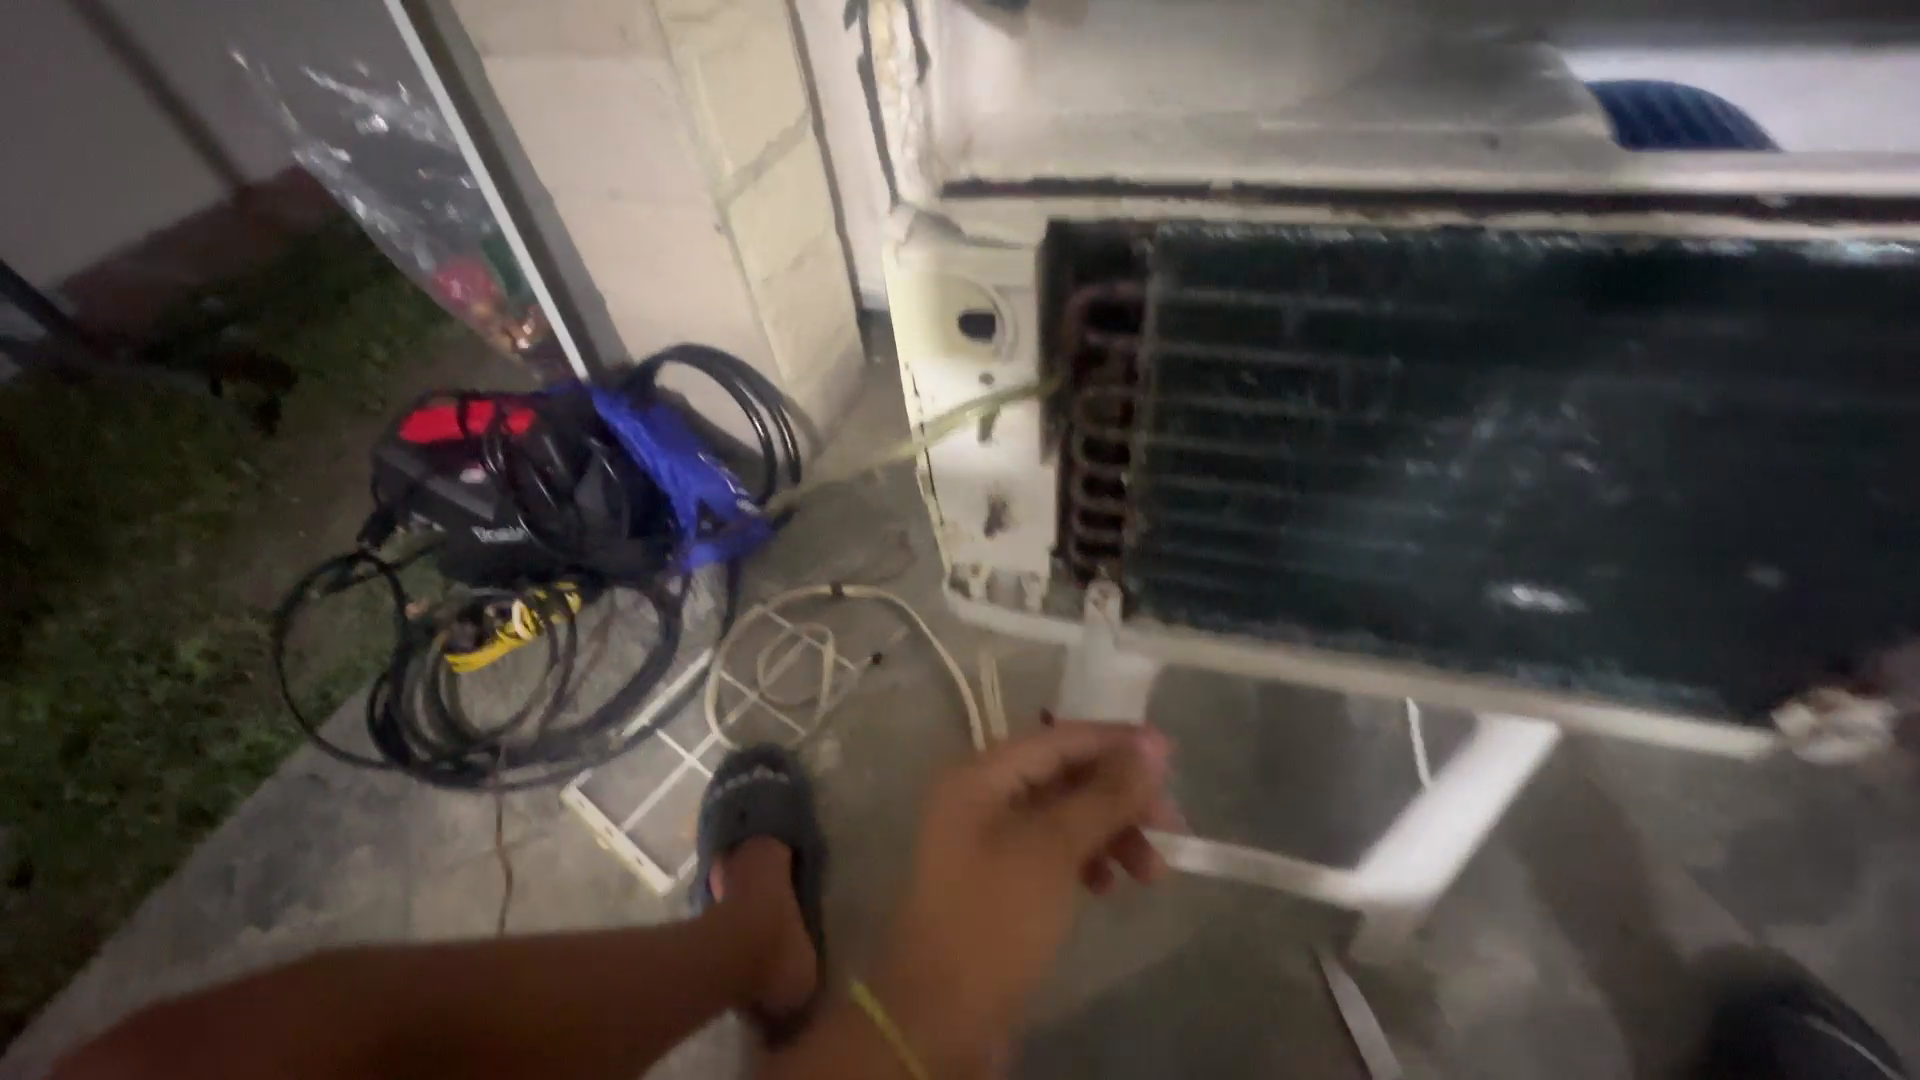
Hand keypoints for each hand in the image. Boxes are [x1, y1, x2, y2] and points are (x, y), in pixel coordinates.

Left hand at [870, 723, 1176, 1072]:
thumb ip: (1104, 794)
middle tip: (1170, 825)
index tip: (1172, 755)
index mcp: (980, 774)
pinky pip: (1053, 850)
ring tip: (1152, 872)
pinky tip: (1109, 887)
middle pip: (1063, 775)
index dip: (1115, 742)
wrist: (941, 1018)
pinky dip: (1086, 859)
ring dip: (1110, 833)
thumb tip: (1153, 747)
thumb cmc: (996, 917)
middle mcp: (981, 796)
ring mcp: (988, 839)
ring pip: (1063, 816)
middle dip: (1118, 797)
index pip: (1058, 738)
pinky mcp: (1000, 878)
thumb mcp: (1054, 849)